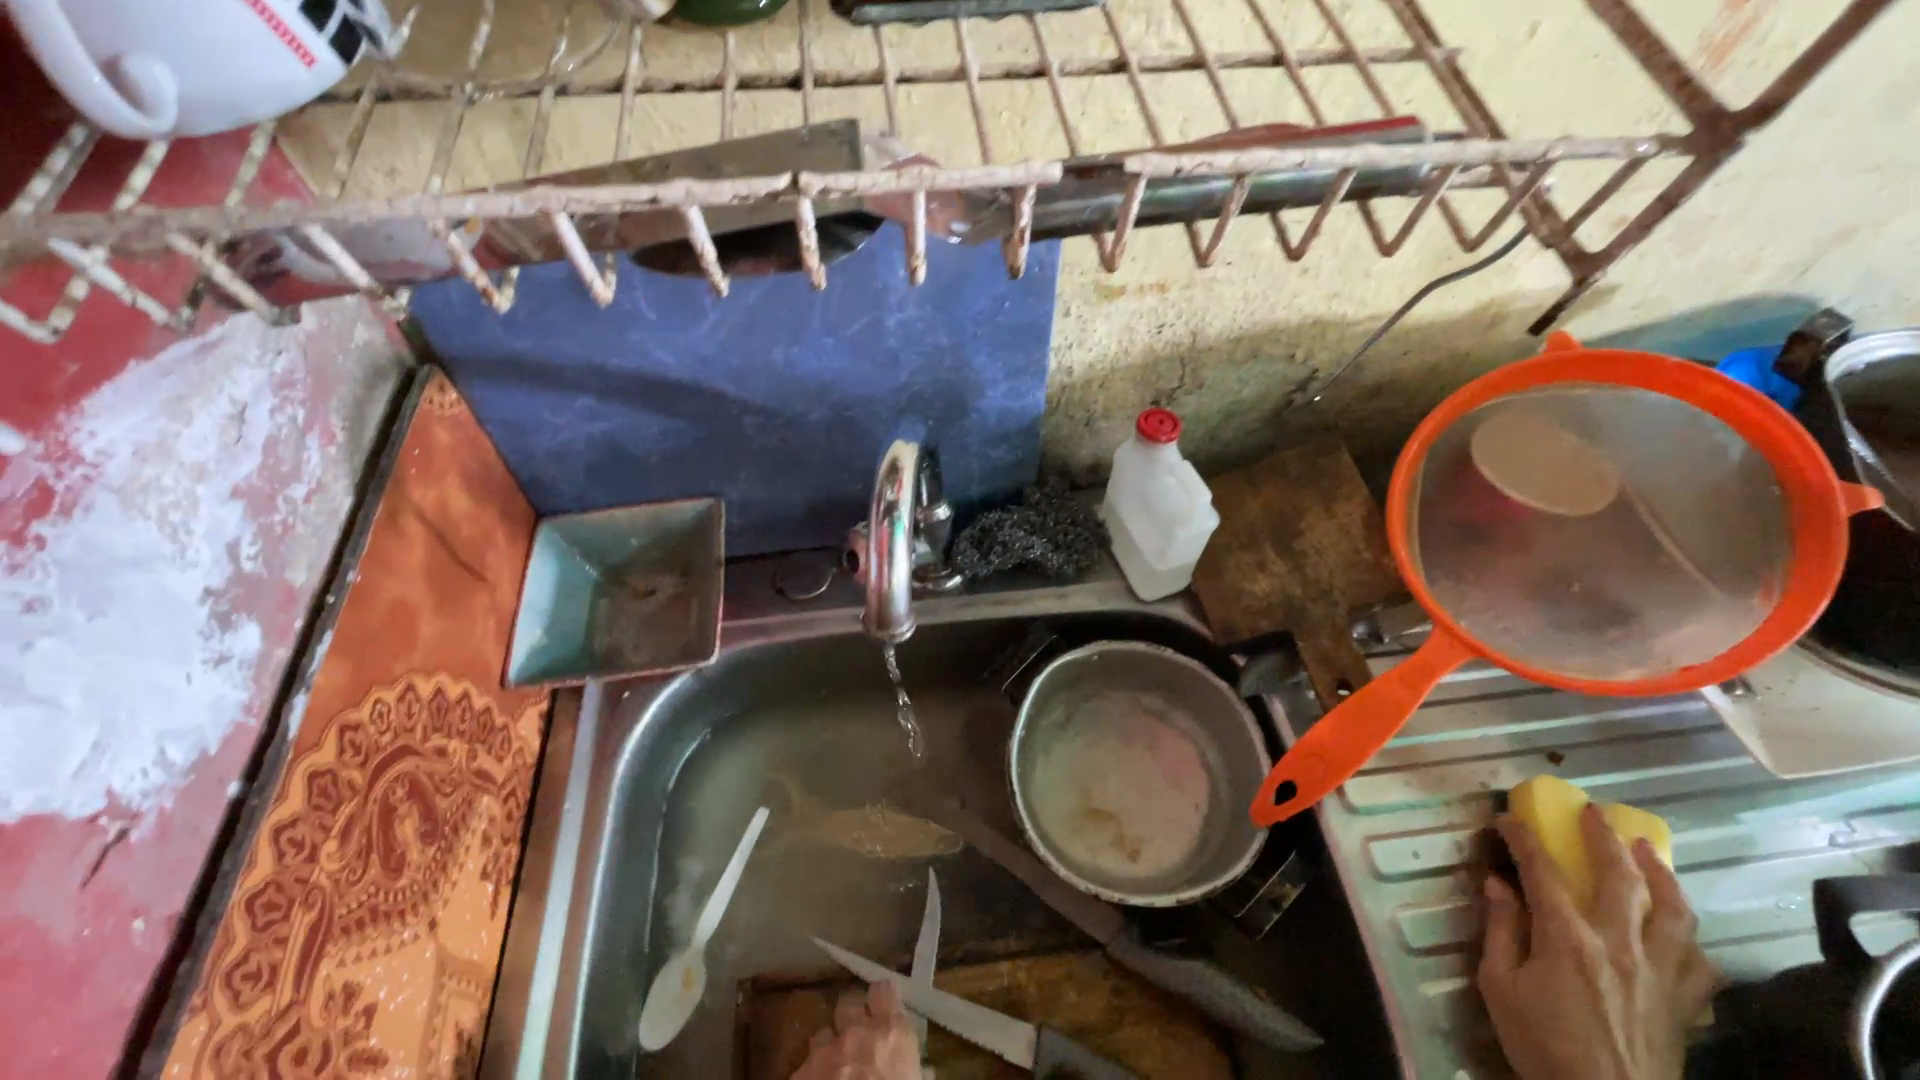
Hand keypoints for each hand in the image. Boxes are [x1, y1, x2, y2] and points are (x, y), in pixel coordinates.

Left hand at [789, 981, 923, 1079]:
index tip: (883, 1006)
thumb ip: (918, 1073)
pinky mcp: (798, 1073)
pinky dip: (812, 1074)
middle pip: (848, 1004)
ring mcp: (824, 1051)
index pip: (884, 991)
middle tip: (858, 1038)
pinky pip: (805, 1064)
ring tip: (836, 1068)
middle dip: (851, 1018)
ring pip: (823, 1033)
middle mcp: (857, 1032)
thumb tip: (926, 1071)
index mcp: (892, 1033)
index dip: (882, 998)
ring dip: (830, 1047)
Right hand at [1479, 805, 1716, 1079]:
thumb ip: (1500, 930)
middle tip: (1594, 813)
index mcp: (1568, 938)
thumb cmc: (1541, 1044)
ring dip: (1660, 873)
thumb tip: (1497, 884)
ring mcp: (1661, 972)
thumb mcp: (1499, 986)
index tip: (1508, 819)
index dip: (1524, 839)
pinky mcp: (1684, 1001)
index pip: (1542, 871)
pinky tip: (1677, 928)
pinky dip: (1688, 936)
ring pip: (1673, 910)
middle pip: (1620, 876)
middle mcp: (1620, 943)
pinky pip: (1698, 960)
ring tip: (1649, 851)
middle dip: (1604, 837)